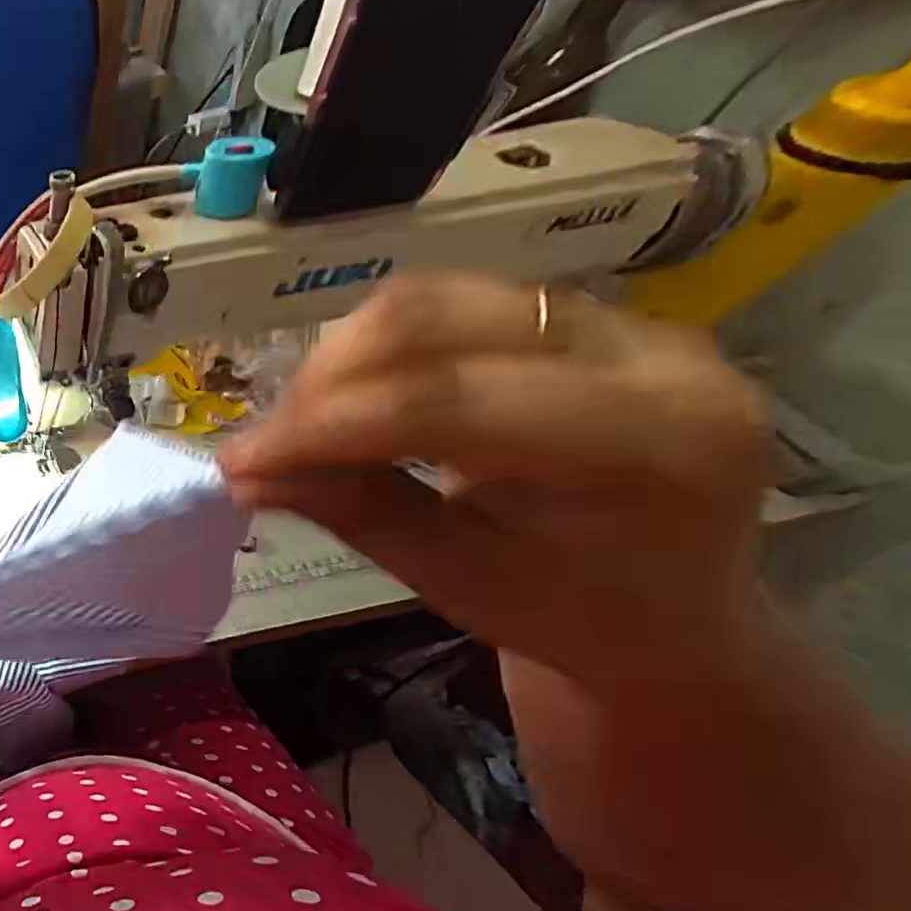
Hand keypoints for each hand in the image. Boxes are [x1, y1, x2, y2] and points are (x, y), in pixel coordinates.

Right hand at [219, 271, 771, 680]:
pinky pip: (452, 303)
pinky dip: (375, 347)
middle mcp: (650, 355)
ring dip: (341, 357)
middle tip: (266, 442)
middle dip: (324, 381)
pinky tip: (347, 395)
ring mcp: (621, 321)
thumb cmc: (565, 614)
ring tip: (300, 420)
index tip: (240, 460)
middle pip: (436, 320)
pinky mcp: (582, 316)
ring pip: (435, 297)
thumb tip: (242, 476)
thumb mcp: (449, 577)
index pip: (443, 404)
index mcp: (648, 444)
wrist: (671, 608)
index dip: (325, 425)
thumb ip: (348, 510)